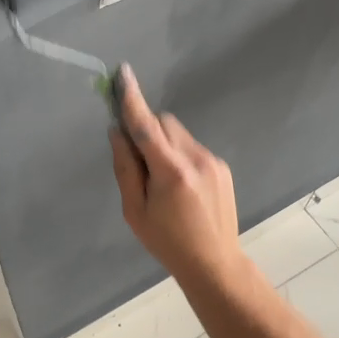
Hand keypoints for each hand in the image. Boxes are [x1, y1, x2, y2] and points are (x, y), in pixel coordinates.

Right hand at [109, 65, 242, 286]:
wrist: (214, 264)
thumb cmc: (166, 241)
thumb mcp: (134, 210)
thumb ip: (125, 167)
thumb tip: (117, 132)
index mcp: (170, 171)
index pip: (145, 125)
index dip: (132, 98)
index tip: (123, 73)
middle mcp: (195, 158)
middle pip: (163, 122)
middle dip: (146, 129)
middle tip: (136, 157)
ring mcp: (212, 161)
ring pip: (178, 132)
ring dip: (162, 142)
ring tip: (161, 178)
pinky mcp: (221, 166)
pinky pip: (191, 146)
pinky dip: (178, 154)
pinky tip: (179, 185)